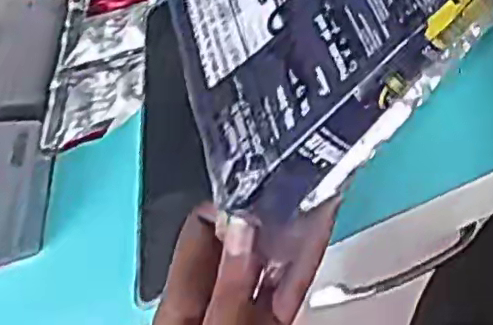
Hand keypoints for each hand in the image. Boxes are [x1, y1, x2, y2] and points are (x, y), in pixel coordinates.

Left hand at [153, 201, 337, 324]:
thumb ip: (227, 290)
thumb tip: (241, 224)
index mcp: (177, 309)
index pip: (200, 233)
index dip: (231, 204)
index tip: (267, 182)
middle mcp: (204, 308)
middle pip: (238, 247)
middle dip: (269, 220)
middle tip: (300, 189)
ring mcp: (236, 322)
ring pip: (266, 268)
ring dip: (291, 240)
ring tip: (315, 206)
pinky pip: (283, 294)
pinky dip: (300, 271)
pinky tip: (315, 247)